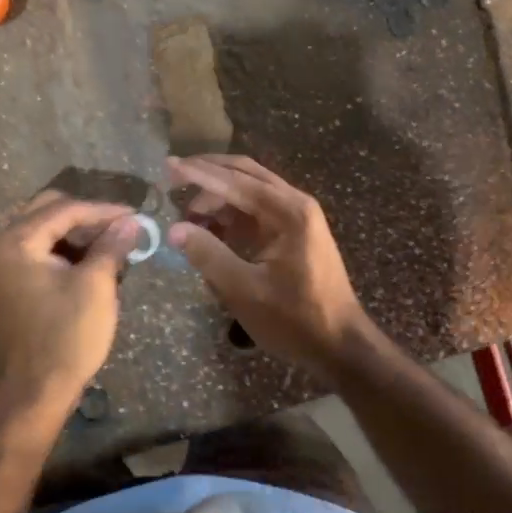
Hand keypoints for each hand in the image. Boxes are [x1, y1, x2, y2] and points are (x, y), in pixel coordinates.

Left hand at [0, 191, 139, 407]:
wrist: (31, 396)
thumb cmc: (65, 337)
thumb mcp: (96, 286)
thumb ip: (112, 245)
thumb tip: (130, 221)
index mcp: (18, 240)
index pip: (66, 208)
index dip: (104, 210)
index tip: (135, 215)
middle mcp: (2, 245)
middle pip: (49, 211)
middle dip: (88, 217)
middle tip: (120, 228)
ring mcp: (2, 266)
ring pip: (45, 231)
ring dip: (77, 234)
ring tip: (112, 246)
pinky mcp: (9, 285)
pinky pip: (39, 252)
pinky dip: (65, 252)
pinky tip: (92, 264)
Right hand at [167, 155, 372, 378]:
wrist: (343, 346)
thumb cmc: (297, 320)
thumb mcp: (246, 291)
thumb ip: (209, 255)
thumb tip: (174, 229)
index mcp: (289, 211)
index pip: (236, 182)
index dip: (199, 174)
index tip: (168, 166)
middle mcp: (295, 203)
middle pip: (245, 174)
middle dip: (208, 174)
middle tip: (173, 177)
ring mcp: (298, 216)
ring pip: (250, 190)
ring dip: (219, 196)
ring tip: (188, 215)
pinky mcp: (294, 232)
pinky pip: (257, 209)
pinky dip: (232, 212)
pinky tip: (211, 228)